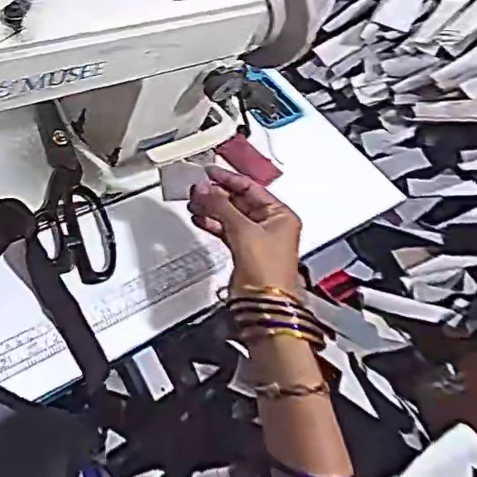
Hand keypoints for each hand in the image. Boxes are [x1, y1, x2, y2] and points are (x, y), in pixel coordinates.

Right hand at [188, 165, 302, 289]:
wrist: (263, 305)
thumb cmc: (269, 272)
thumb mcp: (243, 229)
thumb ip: (221, 205)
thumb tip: (206, 188)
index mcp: (281, 215)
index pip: (251, 187)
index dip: (229, 178)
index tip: (211, 172)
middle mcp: (271, 225)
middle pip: (239, 201)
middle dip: (217, 194)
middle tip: (199, 188)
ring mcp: (257, 238)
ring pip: (230, 215)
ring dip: (212, 208)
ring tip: (195, 201)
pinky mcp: (244, 251)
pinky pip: (226, 229)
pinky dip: (213, 223)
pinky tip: (200, 217)